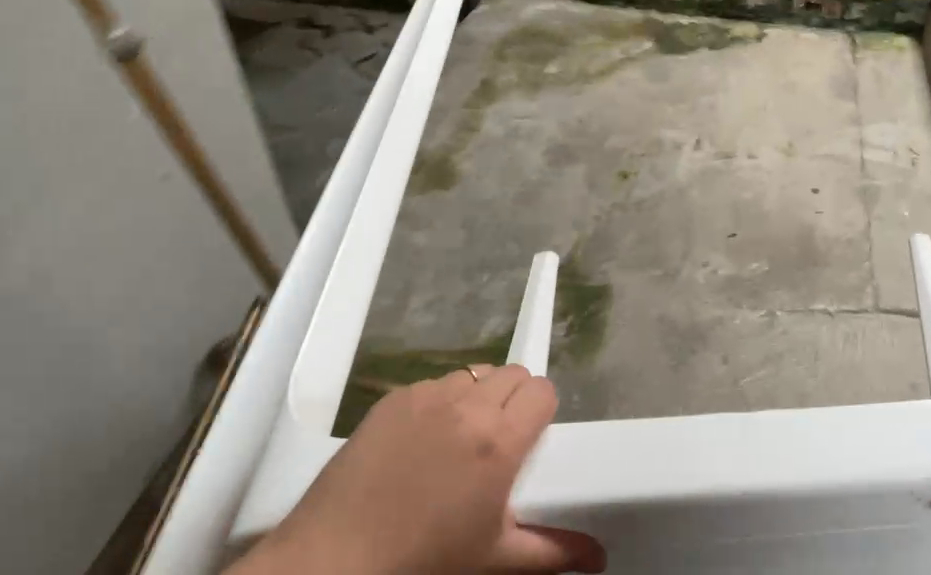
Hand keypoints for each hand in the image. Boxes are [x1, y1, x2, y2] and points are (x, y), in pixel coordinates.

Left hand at [230, 364, 603, 574]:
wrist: (330, 565)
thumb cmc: (421, 563)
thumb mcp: (494, 560)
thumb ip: (553, 551)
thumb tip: (601, 557)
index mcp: (501, 440)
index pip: (543, 390)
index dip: (541, 412)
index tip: (529, 440)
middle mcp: (469, 407)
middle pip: (513, 374)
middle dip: (514, 399)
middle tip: (498, 440)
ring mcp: (427, 398)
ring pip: (473, 374)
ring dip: (477, 396)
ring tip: (459, 438)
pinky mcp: (391, 400)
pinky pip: (432, 384)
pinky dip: (438, 403)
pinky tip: (420, 443)